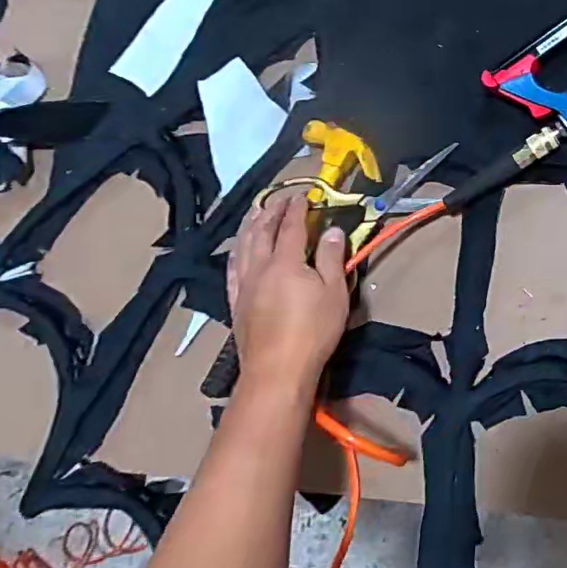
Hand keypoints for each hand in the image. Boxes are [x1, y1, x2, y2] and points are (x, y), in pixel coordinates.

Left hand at [225, 192, 350, 392]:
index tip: (303, 197)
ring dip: (250, 226)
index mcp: (286, 262)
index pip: (291, 227)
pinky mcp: (236, 302)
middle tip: (280, 201)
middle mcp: (260, 268)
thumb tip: (332, 231)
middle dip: (271, 212)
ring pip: (243, 246)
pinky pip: (232, 268)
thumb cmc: (313, 330)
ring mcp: (244, 285)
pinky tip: (237, 250)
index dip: (297, 209)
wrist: (277, 371)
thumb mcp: (334, 292)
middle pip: (262, 232)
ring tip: (255, 214)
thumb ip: (332, 258)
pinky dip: (236, 252)